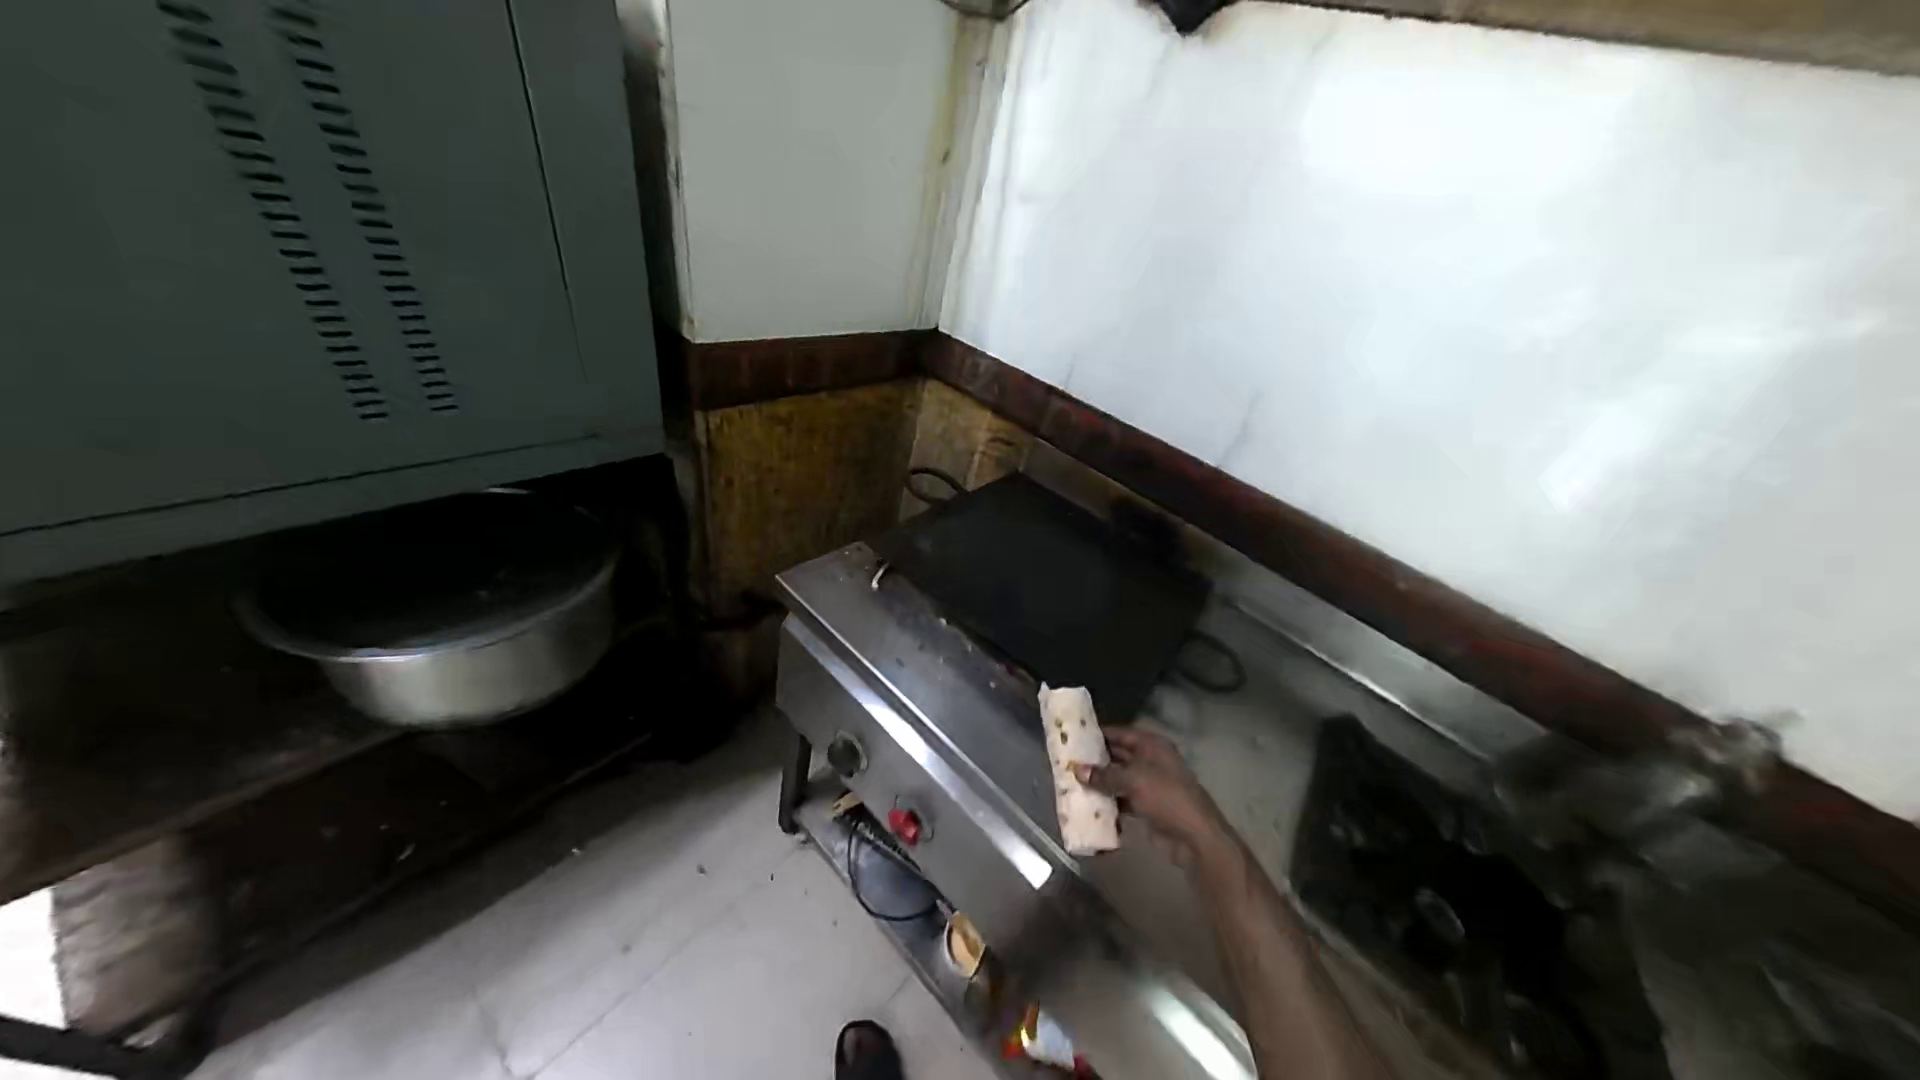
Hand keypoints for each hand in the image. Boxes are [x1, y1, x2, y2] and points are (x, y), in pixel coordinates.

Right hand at [1074, 728, 1233, 868]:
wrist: (1195, 838)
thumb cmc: (1167, 797)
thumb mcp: (1134, 780)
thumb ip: (1104, 775)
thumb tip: (1077, 770)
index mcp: (1152, 746)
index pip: (1121, 734)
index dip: (1099, 734)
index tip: (1075, 736)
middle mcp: (1151, 761)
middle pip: (1118, 756)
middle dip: (1096, 760)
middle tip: (1068, 761)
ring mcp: (1149, 785)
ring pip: (1119, 779)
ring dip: (1099, 782)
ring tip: (1071, 782)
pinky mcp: (1147, 807)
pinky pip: (1122, 800)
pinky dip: (1108, 802)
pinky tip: (1087, 804)